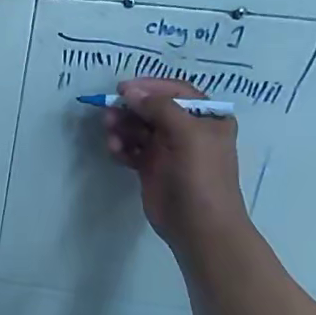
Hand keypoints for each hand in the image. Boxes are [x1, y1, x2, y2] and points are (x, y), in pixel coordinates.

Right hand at [104, 77, 252, 257]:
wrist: (199, 227)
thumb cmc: (201, 176)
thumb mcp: (188, 134)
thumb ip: (160, 108)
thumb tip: (130, 91)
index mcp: (206, 117)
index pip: (175, 91)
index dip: (149, 87)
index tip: (122, 89)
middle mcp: (187, 130)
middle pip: (152, 108)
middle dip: (130, 108)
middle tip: (109, 112)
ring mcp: (168, 150)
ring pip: (139, 128)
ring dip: (122, 127)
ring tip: (110, 134)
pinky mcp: (151, 168)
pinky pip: (132, 149)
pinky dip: (121, 147)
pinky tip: (115, 152)